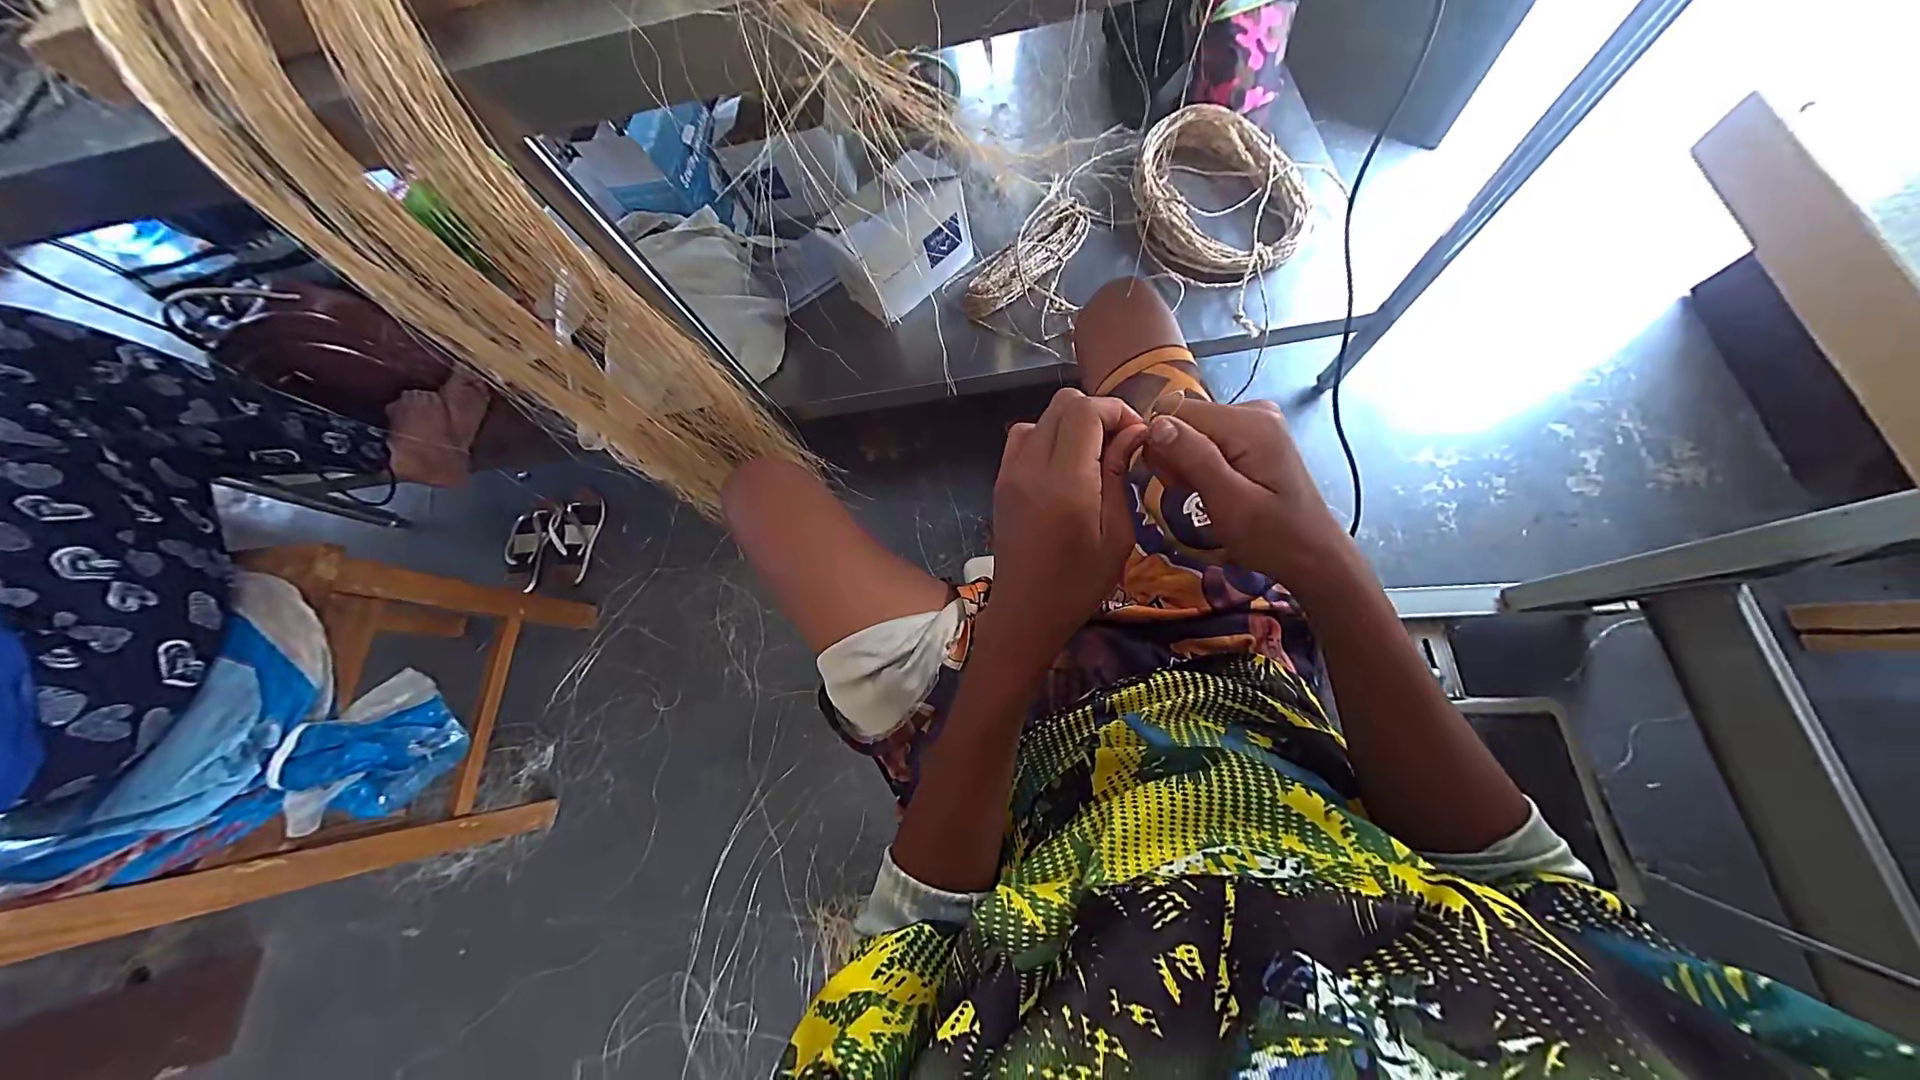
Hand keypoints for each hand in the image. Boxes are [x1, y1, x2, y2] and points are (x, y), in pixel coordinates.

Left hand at [988, 388, 1146, 652]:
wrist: (1025, 611)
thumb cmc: (1079, 583)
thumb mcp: (1116, 535)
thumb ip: (1120, 476)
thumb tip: (1133, 432)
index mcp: (1065, 482)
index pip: (1085, 412)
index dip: (1116, 411)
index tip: (1136, 434)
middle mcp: (1031, 468)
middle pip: (1062, 405)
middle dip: (1097, 412)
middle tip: (1120, 442)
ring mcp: (1010, 473)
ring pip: (1041, 417)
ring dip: (1071, 424)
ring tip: (1093, 454)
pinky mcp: (1001, 482)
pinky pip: (1022, 438)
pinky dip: (1047, 437)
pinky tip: (1064, 465)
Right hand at [1142, 398, 1353, 584]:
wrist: (1313, 555)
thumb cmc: (1273, 537)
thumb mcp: (1230, 503)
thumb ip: (1194, 459)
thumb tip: (1156, 424)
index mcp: (1249, 422)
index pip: (1174, 411)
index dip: (1161, 445)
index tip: (1174, 482)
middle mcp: (1253, 411)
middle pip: (1182, 419)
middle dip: (1173, 456)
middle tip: (1189, 493)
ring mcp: (1254, 422)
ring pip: (1190, 431)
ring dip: (1184, 464)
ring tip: (1204, 494)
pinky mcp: (1252, 436)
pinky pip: (1205, 440)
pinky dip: (1198, 465)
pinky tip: (1212, 488)